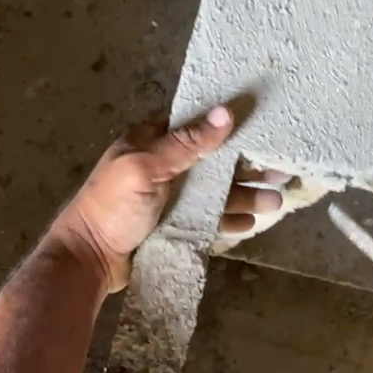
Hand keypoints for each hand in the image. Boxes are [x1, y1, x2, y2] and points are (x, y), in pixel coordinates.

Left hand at [50, 106, 282, 292]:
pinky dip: (228, 220)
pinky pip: (207, 219)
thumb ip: (185, 144)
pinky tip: (251, 223)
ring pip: (214, 193)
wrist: (88, 260)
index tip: (264, 126)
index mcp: (150, 143)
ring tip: (276, 202)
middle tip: (283, 170)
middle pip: (213, 162)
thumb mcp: (145, 168)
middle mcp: (163, 167)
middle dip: (247, 167)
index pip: (195, 126)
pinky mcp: (173, 226)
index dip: (228, 126)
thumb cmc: (111, 207)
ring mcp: (169, 199)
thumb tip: (226, 112)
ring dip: (244, 196)